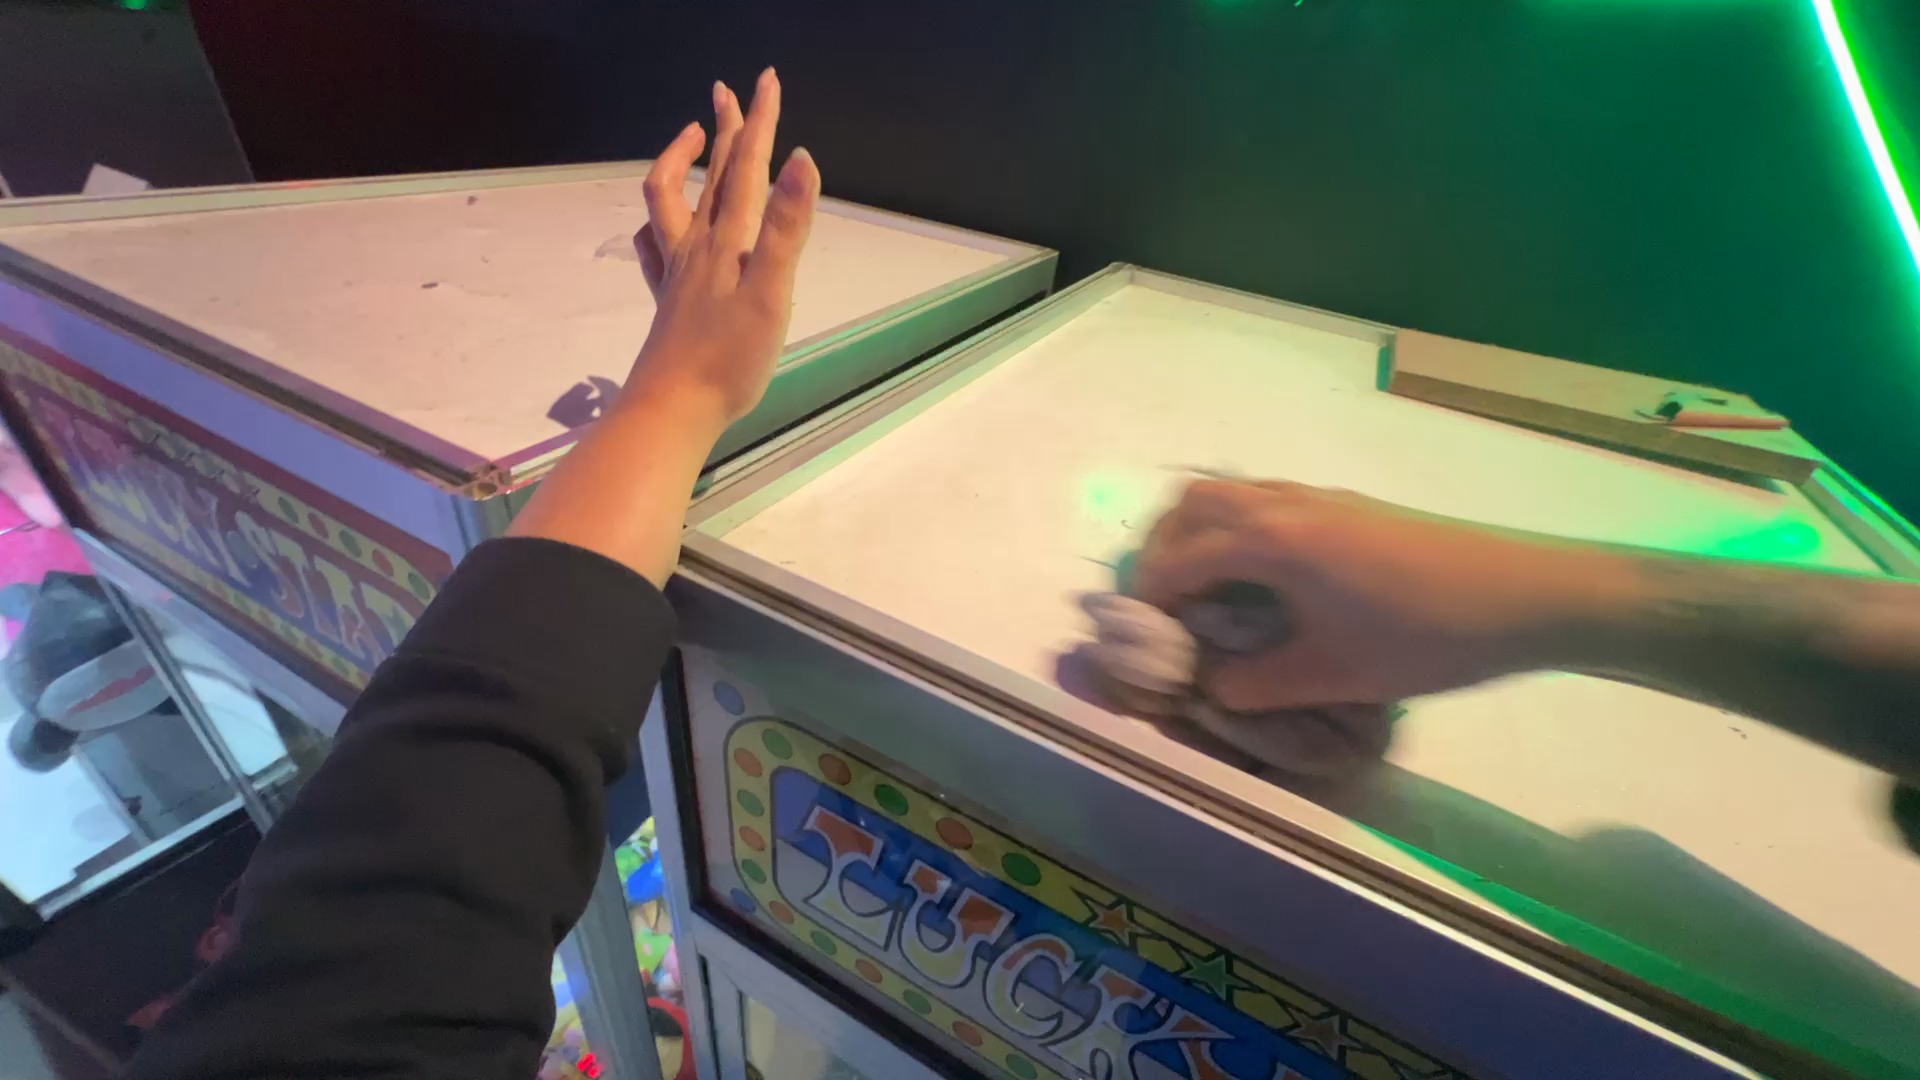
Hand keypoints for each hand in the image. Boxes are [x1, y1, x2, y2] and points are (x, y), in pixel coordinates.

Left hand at [627, 68, 820, 427]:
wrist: (676, 406)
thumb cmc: (730, 356)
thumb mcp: (771, 291)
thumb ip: (786, 228)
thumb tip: (801, 160)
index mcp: (728, 241)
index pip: (746, 170)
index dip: (760, 124)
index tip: (766, 79)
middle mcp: (699, 247)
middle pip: (712, 177)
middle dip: (724, 131)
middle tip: (728, 91)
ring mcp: (679, 273)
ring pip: (673, 203)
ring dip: (682, 165)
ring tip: (691, 141)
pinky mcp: (670, 301)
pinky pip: (655, 249)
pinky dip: (656, 224)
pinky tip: (658, 225)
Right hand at [1135, 479, 1589, 708]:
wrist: (1531, 594)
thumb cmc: (1426, 636)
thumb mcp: (1334, 675)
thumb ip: (1256, 686)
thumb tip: (1212, 687)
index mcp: (1271, 542)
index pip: (1180, 559)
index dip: (1150, 596)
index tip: (1143, 632)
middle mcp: (1282, 504)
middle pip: (1191, 504)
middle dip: (1162, 546)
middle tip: (1166, 597)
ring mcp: (1314, 495)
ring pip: (1228, 492)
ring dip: (1199, 529)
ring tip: (1204, 582)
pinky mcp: (1342, 501)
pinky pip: (1262, 496)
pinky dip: (1236, 524)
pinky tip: (1261, 571)